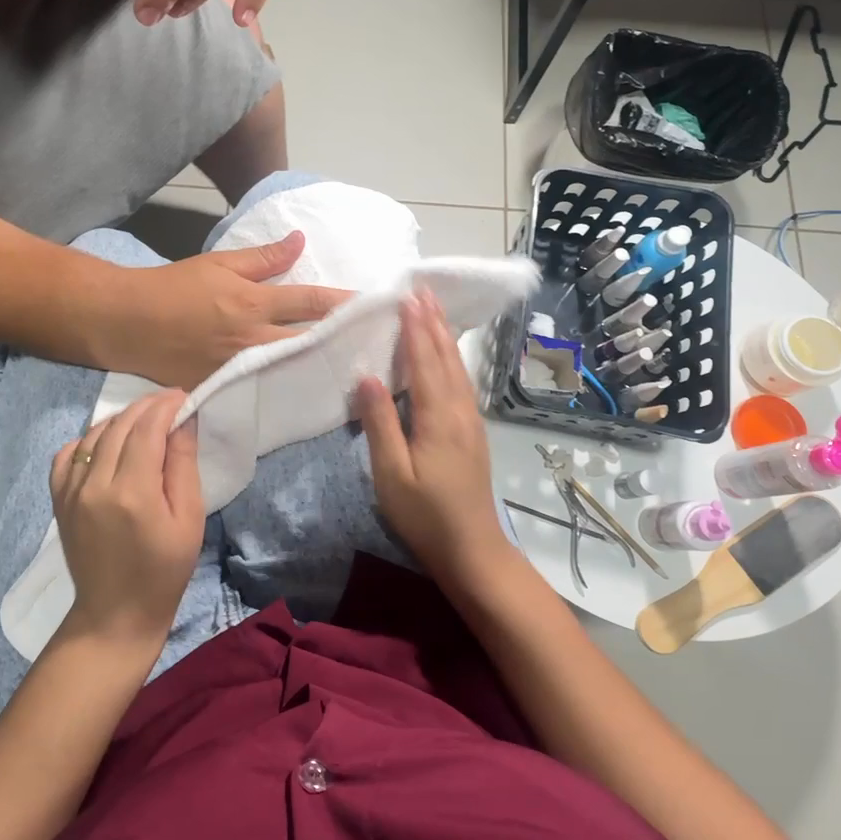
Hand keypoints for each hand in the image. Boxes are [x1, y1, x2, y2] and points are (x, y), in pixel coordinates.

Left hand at [51, 391, 205, 645]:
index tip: (184, 397)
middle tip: (171, 403)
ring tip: (146, 420)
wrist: (116, 614)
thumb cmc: (163, 571)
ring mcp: (71, 490)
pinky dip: (90, 440)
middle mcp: (95, 483)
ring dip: (122, 419)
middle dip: (148, 407)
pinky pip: (69, 453)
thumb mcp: (188, 519)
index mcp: (132, 491)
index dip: (166, 405)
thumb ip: (183, 466)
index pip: (147, 428)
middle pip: (120, 425)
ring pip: (95, 434)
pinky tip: (108, 444)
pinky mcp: (59, 499)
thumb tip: (183, 421)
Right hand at [103, 231, 348, 389]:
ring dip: (318, 366)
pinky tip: (304, 390)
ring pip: (290, 369)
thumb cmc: (174, 286)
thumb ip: (263, 258)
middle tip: (370, 342)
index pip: (310, 303)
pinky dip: (284, 385)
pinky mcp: (224, 388)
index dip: (342, 303)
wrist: (129, 321)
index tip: (369, 304)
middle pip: (308, 341)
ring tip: (349, 366)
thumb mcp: (219, 263)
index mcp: (254, 304)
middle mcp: (253, 340)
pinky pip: (262, 387)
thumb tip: (299, 242)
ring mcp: (240, 369)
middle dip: (340, 340)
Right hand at [357, 292, 507, 579]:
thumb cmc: (424, 514)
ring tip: (434, 310)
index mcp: (438, 417)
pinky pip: (462, 382)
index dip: (415, 328)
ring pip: (458, 368)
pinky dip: (451, 358)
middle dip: (433, 322)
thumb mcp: (390, 474)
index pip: (425, 361)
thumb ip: (380, 423)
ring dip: (445, 336)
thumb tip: (368, 376)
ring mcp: (471, 421)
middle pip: (447, 357)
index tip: (407, 296)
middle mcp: (460, 411)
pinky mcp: (472, 433)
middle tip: (422, 290)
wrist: (472, 549)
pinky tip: (447, 355)